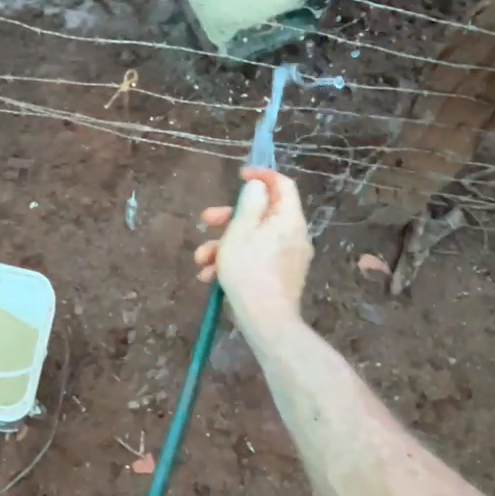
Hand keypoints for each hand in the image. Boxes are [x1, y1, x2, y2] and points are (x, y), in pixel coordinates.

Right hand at [193, 166, 313, 334]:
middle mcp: (293, 235)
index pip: (283, 185)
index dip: (262, 175)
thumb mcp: (241, 230)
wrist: (266, 320)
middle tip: (206, 220)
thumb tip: (257, 185)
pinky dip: (234, 262)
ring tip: (201, 260)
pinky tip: (210, 276)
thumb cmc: (249, 270)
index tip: (239, 175)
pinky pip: (256, 259)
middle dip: (228, 218)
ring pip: (253, 240)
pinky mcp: (280, 276)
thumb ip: (249, 203)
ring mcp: (288, 258)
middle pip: (261, 214)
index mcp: (288, 219)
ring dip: (224, 245)